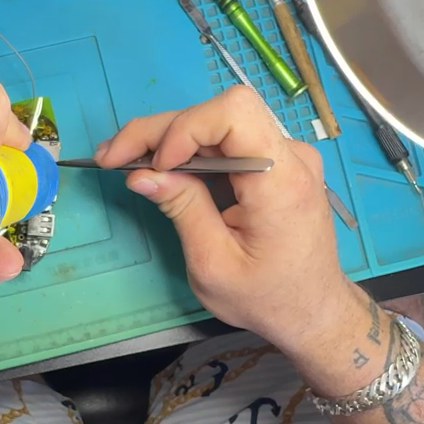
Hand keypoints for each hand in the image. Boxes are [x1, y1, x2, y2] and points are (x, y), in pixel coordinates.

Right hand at [98, 88, 382, 383]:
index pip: (233, 114)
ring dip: (168, 139)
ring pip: (218, 124)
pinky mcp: (275, 164)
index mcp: (280, 181)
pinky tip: (157, 167)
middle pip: (219, 114)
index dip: (185, 128)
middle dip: (159, 131)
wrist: (312, 310)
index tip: (156, 165)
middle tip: (111, 157)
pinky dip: (189, 151)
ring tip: (124, 161)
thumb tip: (141, 174)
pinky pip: (227, 142)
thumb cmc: (266, 298)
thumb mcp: (213, 264)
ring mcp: (286, 156)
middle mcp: (290, 156)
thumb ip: (182, 210)